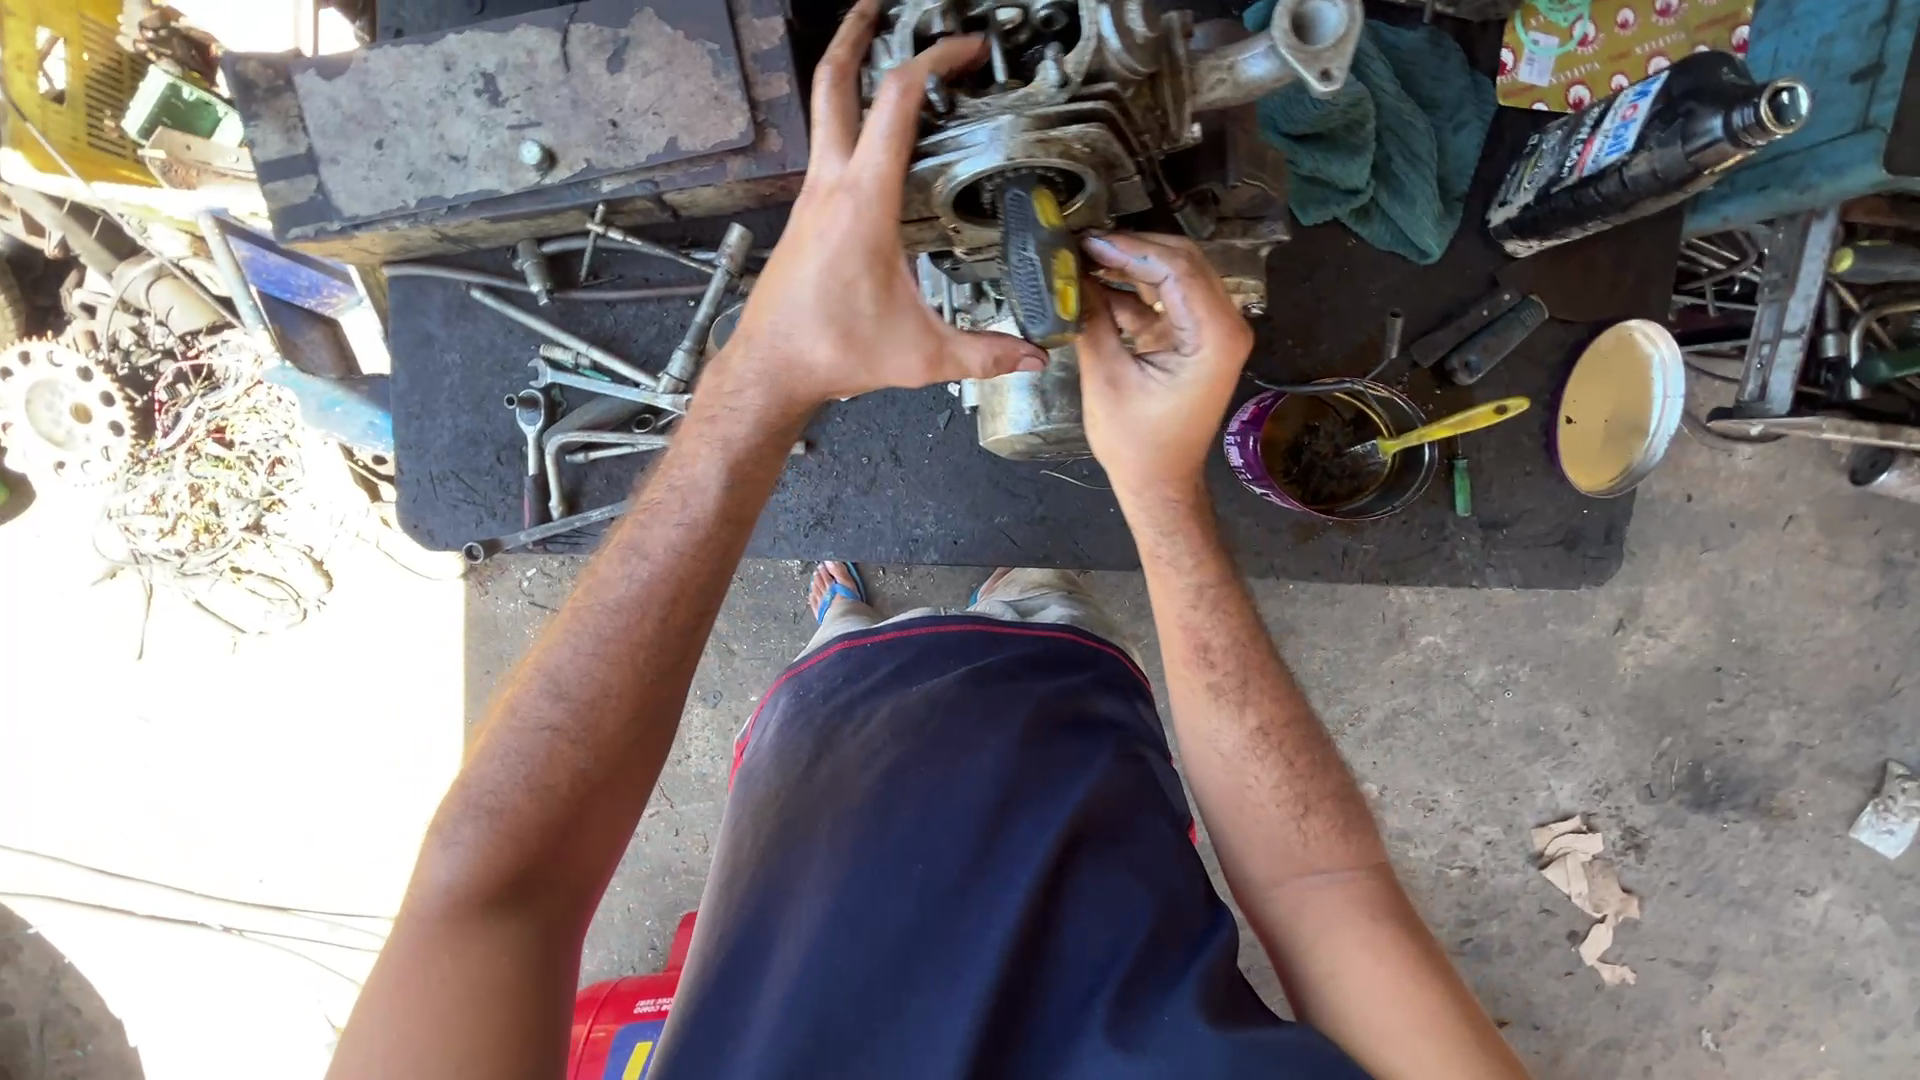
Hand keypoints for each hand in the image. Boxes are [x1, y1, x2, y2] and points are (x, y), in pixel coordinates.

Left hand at [709, 0, 1046, 415]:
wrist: (772, 367)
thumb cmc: (831, 351)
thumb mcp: (922, 355)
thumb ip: (983, 355)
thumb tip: (1030, 358)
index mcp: (864, 203)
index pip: (898, 102)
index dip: (936, 61)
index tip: (964, 48)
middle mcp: (830, 188)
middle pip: (834, 80)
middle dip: (857, 32)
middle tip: (878, 6)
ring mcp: (810, 201)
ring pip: (821, 113)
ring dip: (845, 74)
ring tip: (873, 56)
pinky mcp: (803, 220)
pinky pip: (824, 153)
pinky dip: (844, 128)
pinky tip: (866, 146)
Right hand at [1076, 231, 1253, 499]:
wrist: (1159, 482)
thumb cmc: (1137, 443)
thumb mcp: (1107, 379)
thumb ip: (1092, 322)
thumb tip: (1071, 279)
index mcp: (1214, 336)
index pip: (1177, 269)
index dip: (1130, 248)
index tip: (1089, 241)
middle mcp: (1224, 326)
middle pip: (1182, 263)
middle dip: (1132, 249)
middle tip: (1085, 244)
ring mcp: (1211, 332)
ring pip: (1173, 277)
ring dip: (1130, 267)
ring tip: (1085, 261)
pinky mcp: (1193, 340)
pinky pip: (1165, 302)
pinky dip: (1133, 294)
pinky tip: (1096, 289)